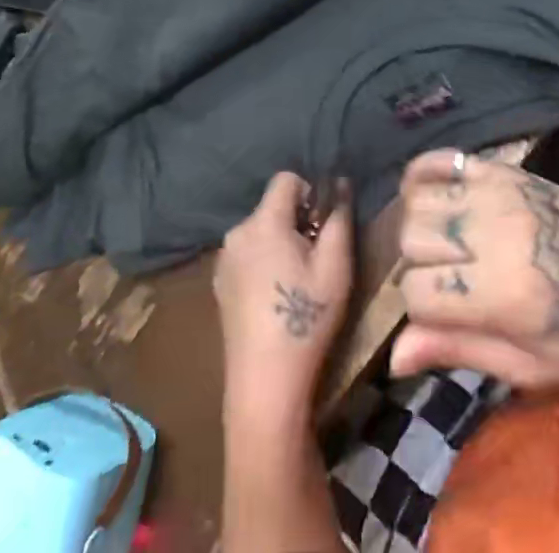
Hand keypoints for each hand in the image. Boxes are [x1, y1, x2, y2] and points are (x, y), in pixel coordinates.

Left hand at [215, 173, 353, 414]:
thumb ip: (339, 219)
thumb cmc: (306, 317)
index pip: (285, 179)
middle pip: (271, 209)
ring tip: (296, 285)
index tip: (323, 226)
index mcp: (262, 222)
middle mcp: (235, 232)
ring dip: (279, 245)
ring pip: (258, 234)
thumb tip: (340, 184)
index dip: (310, 193)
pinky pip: (246, 257)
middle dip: (295, 224)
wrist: (265, 378)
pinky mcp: (218, 284)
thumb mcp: (336, 267)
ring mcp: (222, 259)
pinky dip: (262, 264)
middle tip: (315, 262)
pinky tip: (275, 300)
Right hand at [390, 150, 558, 387]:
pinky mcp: (505, 173)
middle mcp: (497, 236)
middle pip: (410, 240)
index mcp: (505, 295)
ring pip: (416, 202)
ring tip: (445, 246)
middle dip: (417, 266)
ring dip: (419, 227)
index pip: (416, 291)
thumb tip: (392, 357)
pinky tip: (434, 200)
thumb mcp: (530, 368)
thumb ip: (457, 350)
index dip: (422, 310)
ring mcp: (501, 196)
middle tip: (448, 281)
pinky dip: (423, 176)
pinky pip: (440, 161)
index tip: (446, 317)